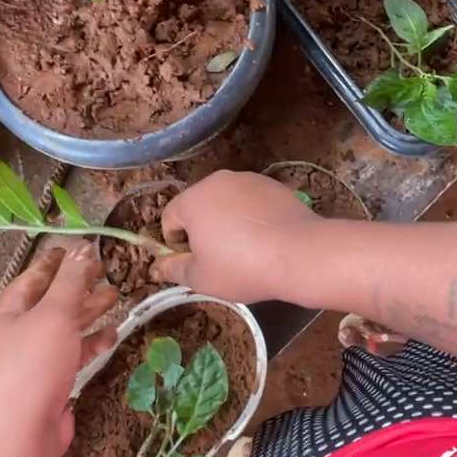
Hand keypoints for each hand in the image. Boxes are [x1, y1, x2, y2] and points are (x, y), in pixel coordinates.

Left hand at [0, 244, 118, 456]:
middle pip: (47, 304)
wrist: (16, 443)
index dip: (56, 262)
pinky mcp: (43, 390)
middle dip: (77, 288)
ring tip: (115, 298)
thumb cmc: (30, 369)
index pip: (31, 279)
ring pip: (60, 331)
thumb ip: (71, 282)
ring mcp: (26, 366)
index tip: (79, 248)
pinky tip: (111, 335)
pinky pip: (68, 357)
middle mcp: (10, 338)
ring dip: (87, 314)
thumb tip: (83, 248)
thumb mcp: (53, 316)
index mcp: (2, 315)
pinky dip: (89, 344)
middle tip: (106, 272)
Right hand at [150, 170, 319, 302]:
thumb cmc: (241, 267)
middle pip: (199, 205)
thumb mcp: (201, 278)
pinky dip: (251, 216)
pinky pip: (251, 201)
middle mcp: (218, 180)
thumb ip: (174, 268)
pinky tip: (265, 238)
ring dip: (227, 221)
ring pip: (226, 202)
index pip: (170, 217)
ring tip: (245, 249)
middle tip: (219, 258)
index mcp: (193, 198)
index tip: (194, 262)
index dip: (176, 243)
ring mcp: (249, 179)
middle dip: (202, 229)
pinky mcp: (273, 184)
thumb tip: (158, 266)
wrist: (299, 253)